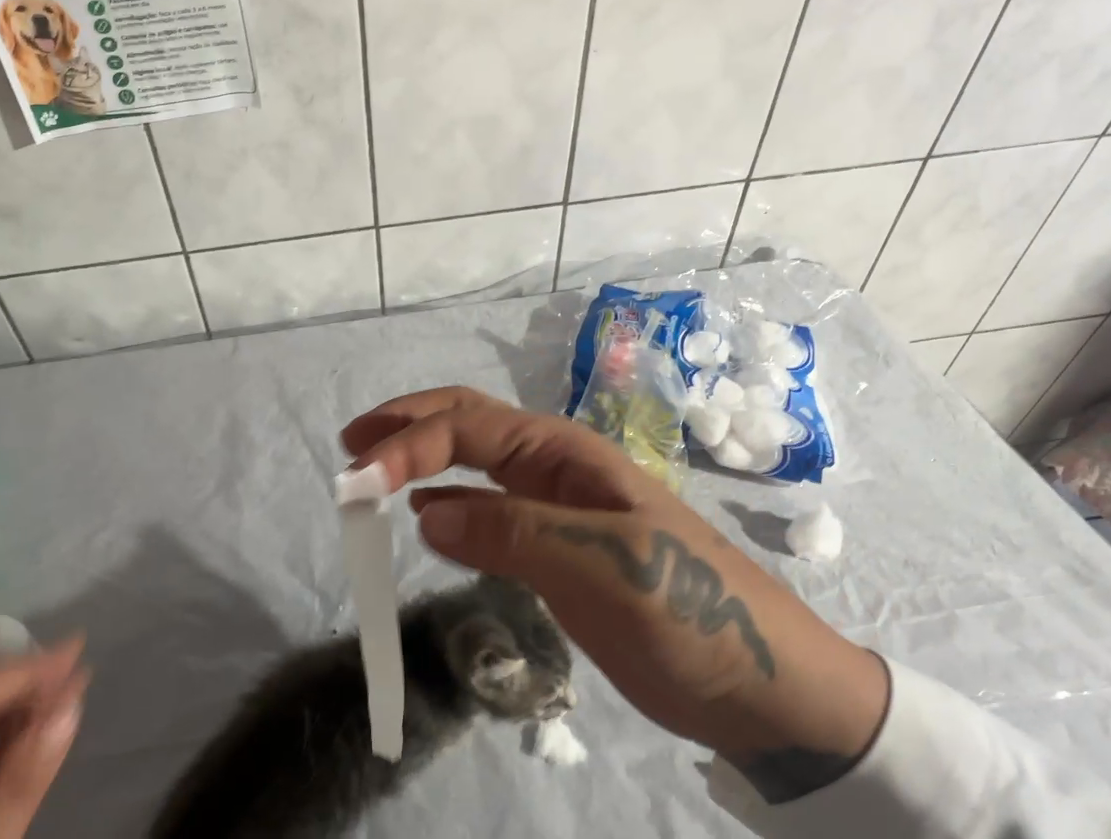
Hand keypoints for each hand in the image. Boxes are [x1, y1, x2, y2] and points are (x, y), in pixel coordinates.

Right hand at [342, 387, 887, 802]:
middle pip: (466, 427)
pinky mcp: (554, 553)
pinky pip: (485, 513)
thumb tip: (424, 512)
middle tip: (349, 447)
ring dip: (419, 462)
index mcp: (566, 454)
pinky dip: (444, 504)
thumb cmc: (690, 610)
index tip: (358, 481)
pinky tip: (421, 516)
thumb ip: (515, 533)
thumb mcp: (605, 565)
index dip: (408, 444)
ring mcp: (554, 511)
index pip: (467, 427)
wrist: (761, 682)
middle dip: (406, 428)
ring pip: (472, 468)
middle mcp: (554, 469)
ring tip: (369, 476)